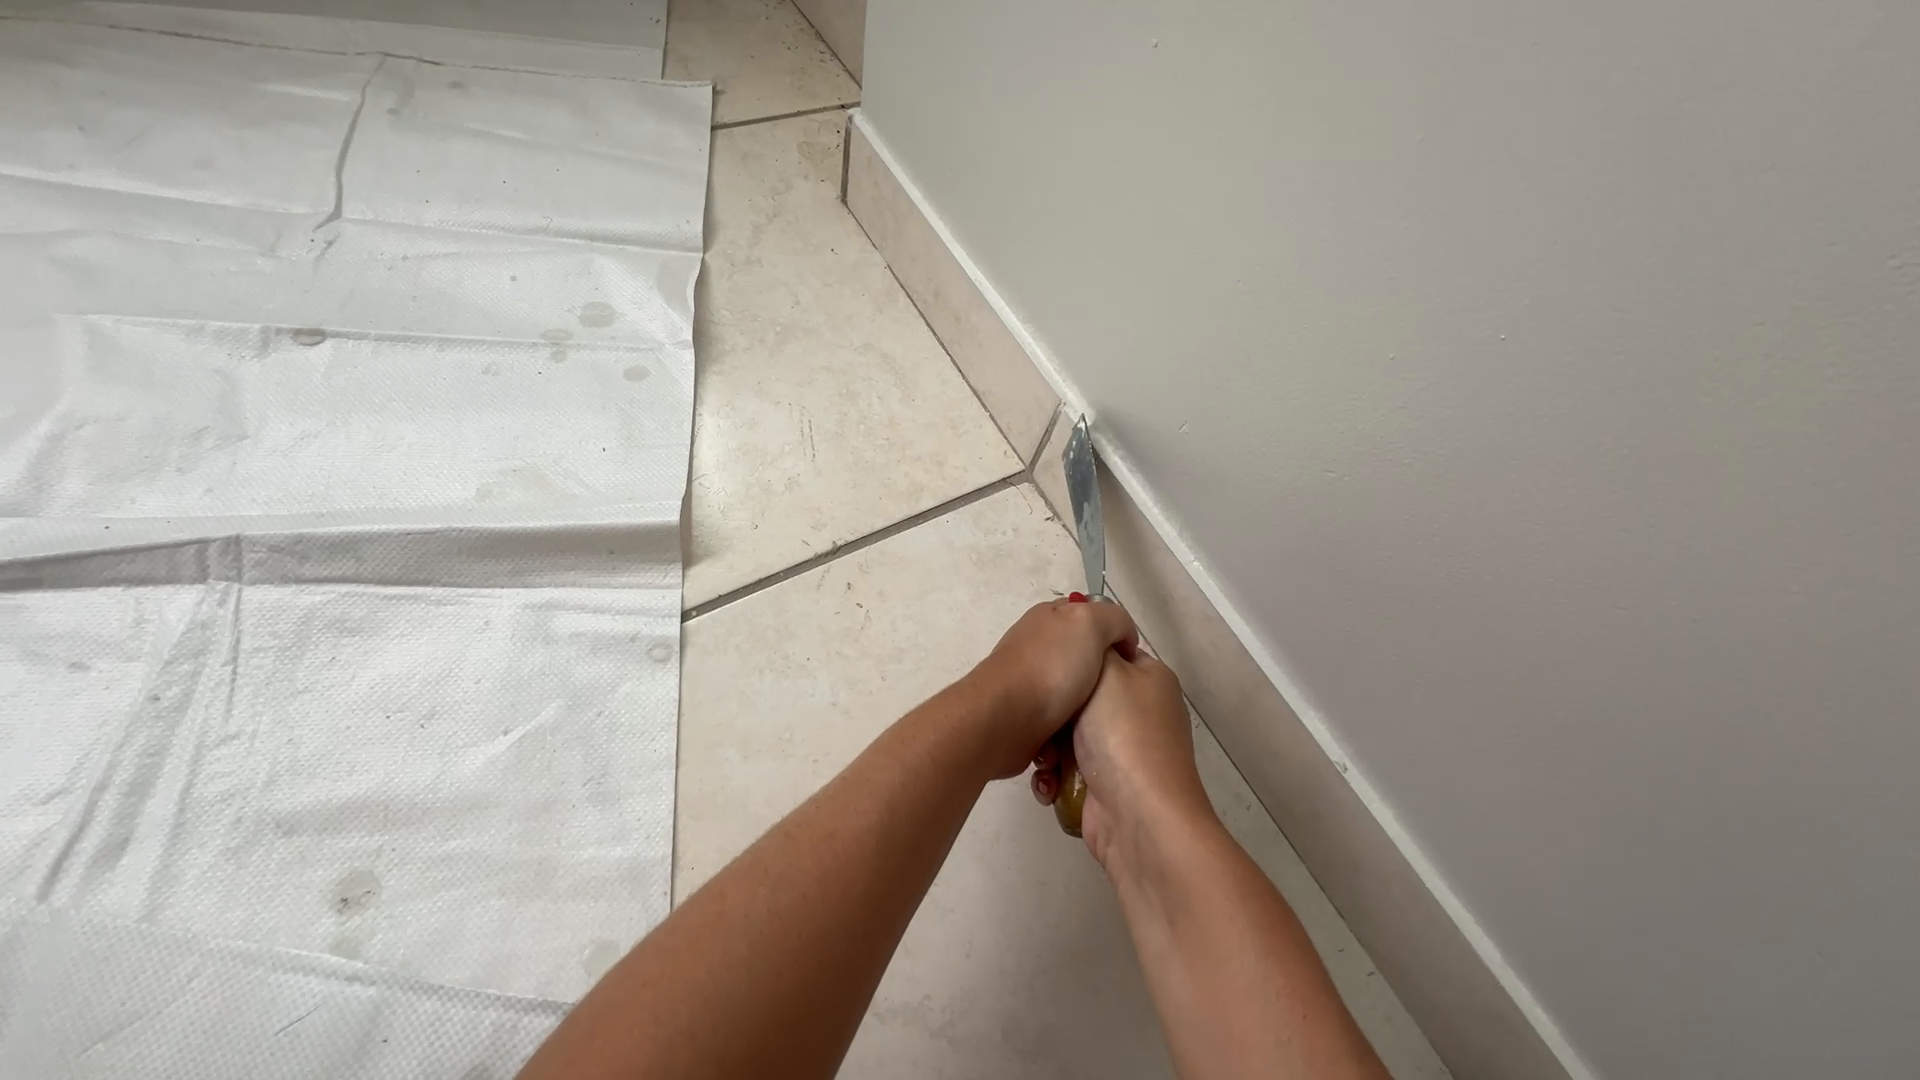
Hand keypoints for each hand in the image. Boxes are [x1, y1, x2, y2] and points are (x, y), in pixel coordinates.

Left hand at [968, 598, 1138, 778]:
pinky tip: (1077, 741)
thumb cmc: (1051, 668)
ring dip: (1086, 710)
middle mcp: (1037, 645)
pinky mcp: (1025, 715)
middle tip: (1119, 695)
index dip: (1115, 633)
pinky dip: (1068, 733)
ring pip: (1074, 695)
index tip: (1129, 660)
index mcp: (1049, 617)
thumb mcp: (1090, 624)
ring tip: (1101, 722)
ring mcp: (1029, 682)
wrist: (1003, 719)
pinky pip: (1058, 723)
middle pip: (1084, 659)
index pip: (1091, 615)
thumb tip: (1121, 639)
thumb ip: (1113, 619)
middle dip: (1103, 678)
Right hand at [1030, 649, 1210, 868]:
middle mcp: (1140, 712)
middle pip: (1081, 696)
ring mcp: (1124, 751)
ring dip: (1049, 749)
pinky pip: (1070, 768)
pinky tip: (1049, 785)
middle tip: (1037, 719)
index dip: (1075, 656)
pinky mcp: (1106, 785)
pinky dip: (1056, 776)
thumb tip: (1093, 641)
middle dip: (1053, 712)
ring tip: (1043, 761)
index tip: (1044, 666)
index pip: (1107, 653)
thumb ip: (1095, 646)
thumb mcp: (1107, 671)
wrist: (1138, 816)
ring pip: (1069, 734)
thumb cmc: (1122, 733)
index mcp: (1150, 679)